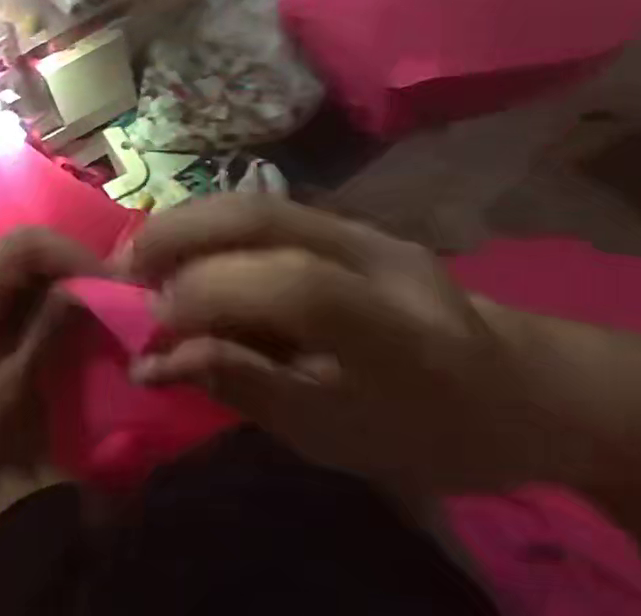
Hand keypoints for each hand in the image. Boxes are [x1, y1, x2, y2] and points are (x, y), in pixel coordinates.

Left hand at [0, 228, 100, 483]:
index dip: (75, 256)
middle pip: (27, 245)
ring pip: (28, 258)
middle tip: (115, 294)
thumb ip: (52, 328)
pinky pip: (21, 278)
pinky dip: (52, 288)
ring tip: (102, 302)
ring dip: (66, 275)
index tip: (115, 286)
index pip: (26, 244)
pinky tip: (76, 310)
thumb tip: (94, 286)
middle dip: (75, 264)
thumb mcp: (16, 385)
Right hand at [125, 194, 561, 491]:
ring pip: (253, 202)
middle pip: (258, 216)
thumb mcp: (335, 437)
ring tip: (141, 259)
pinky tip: (186, 252)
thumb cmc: (428, 431)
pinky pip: (263, 210)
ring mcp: (363, 226)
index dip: (206, 297)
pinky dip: (209, 226)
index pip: (288, 285)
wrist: (519, 387)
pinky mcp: (349, 219)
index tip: (151, 330)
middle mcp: (375, 255)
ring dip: (184, 224)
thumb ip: (243, 387)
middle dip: (174, 236)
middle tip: (121, 272)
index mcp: (393, 327)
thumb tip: (153, 361)